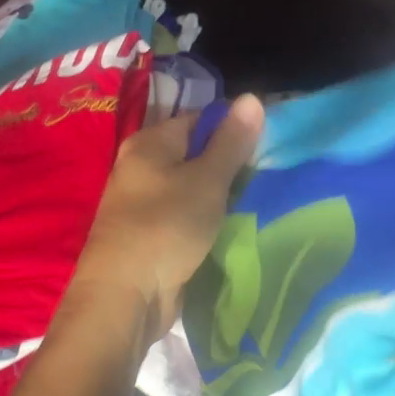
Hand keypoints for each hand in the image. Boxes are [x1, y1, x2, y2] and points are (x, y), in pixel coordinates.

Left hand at [73, 94, 265, 334]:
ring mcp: (144, 202)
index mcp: (150, 143)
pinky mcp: (152, 234)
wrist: (124, 299)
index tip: (268, 143)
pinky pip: (188, 214)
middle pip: (197, 153)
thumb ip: (231, 140)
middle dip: (231, 163)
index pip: (201, 119)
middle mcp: (142, 166)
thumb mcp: (207, 180)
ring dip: (222, 194)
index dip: (235, 128)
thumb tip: (252, 96)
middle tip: (270, 172)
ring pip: (194, 187)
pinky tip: (235, 224)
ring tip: (260, 196)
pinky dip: (209, 218)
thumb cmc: (165, 227)